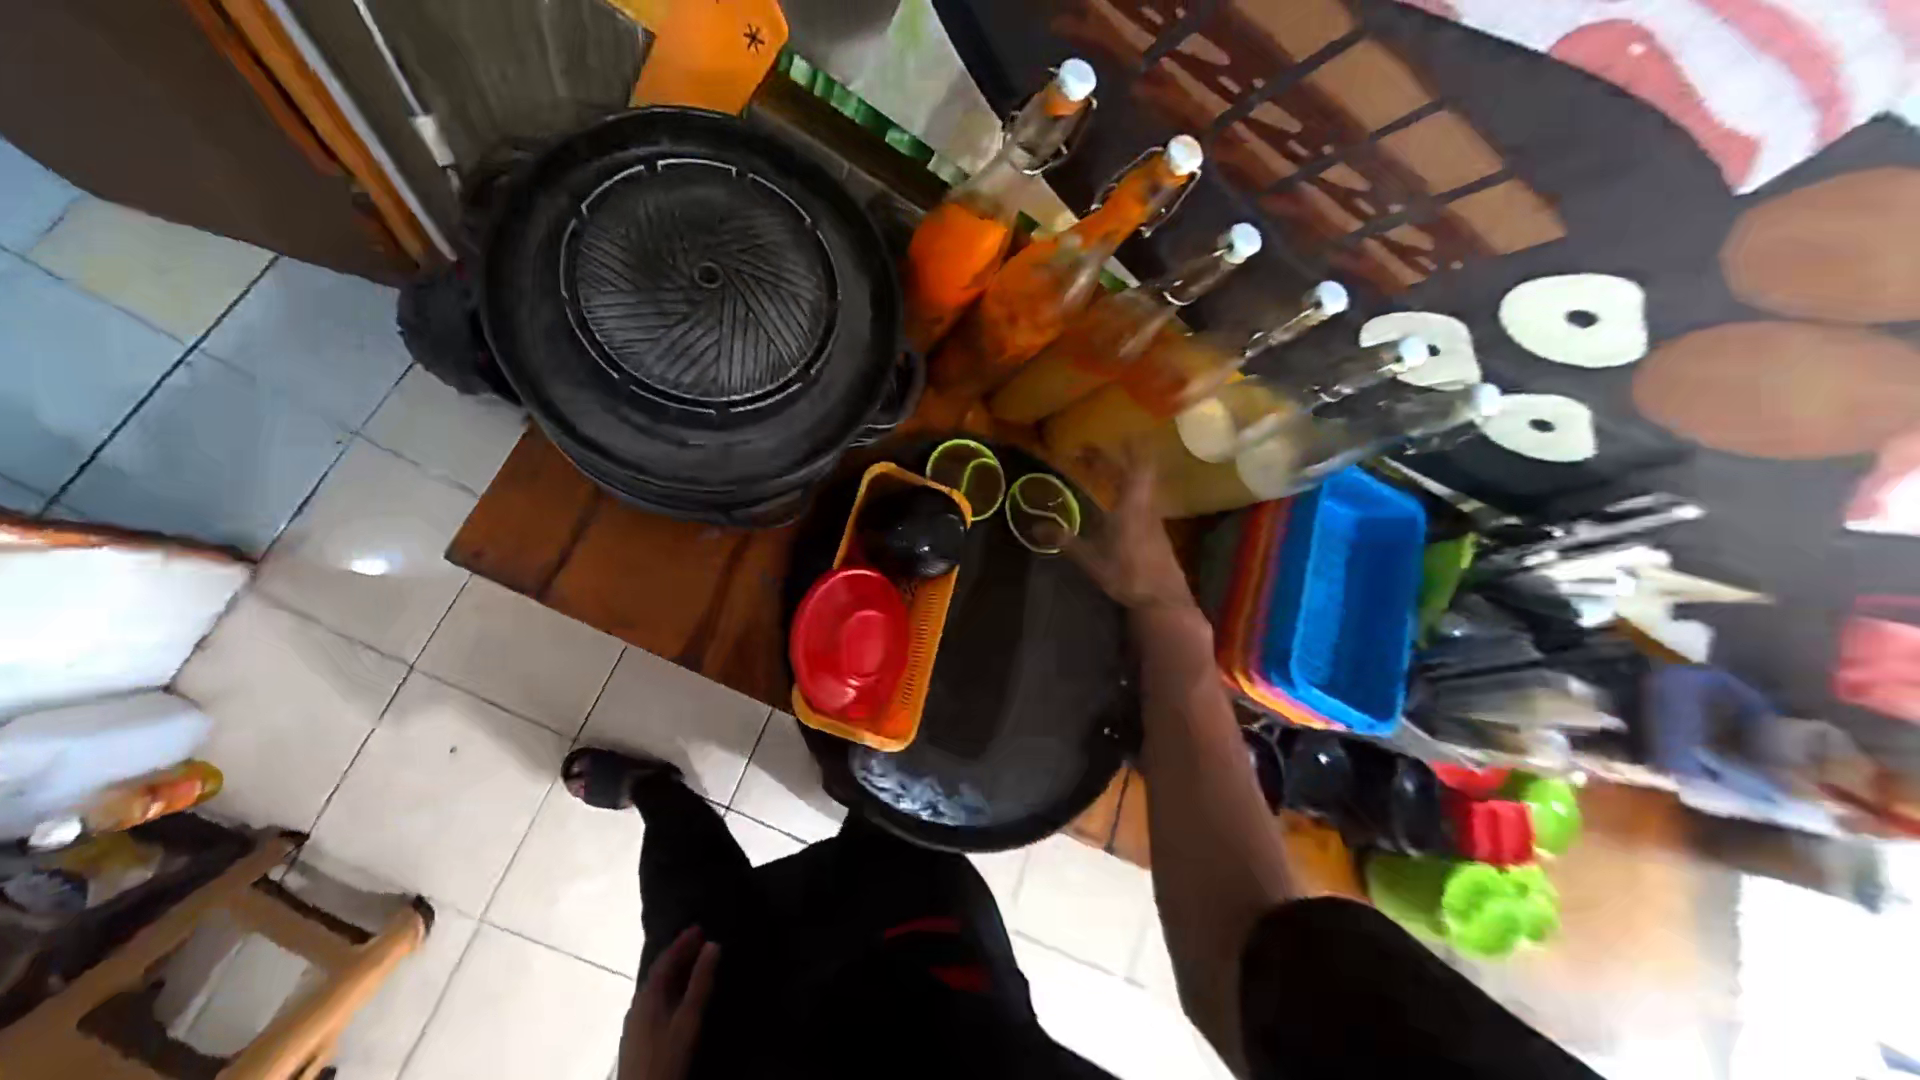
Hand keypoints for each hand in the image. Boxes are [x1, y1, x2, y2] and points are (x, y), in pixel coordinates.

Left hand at [618, 926, 719, 1079]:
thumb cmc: (667, 1057)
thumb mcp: (689, 1018)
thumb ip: (701, 982)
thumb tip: (713, 944)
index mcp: (647, 996)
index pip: (664, 960)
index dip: (682, 942)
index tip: (700, 927)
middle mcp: (637, 1004)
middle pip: (658, 973)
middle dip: (679, 955)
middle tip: (701, 941)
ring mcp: (634, 1023)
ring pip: (655, 988)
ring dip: (674, 973)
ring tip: (694, 965)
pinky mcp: (637, 1039)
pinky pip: (654, 1002)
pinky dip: (669, 990)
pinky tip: (679, 998)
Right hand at [1066, 443, 1199, 614]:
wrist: (1163, 599)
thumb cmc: (1128, 575)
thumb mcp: (1092, 560)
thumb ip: (1066, 541)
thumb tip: (1036, 526)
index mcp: (1132, 506)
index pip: (1136, 466)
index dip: (1128, 447)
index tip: (1114, 433)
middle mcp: (1145, 506)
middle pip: (1134, 472)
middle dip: (1113, 459)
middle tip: (1089, 452)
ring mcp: (1153, 518)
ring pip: (1139, 486)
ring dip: (1121, 474)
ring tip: (1098, 471)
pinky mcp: (1155, 531)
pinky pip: (1140, 499)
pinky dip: (1126, 490)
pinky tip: (1112, 500)